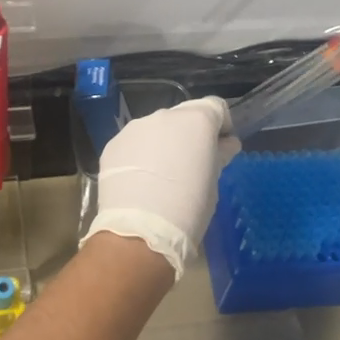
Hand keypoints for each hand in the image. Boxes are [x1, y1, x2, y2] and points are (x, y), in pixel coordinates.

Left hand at [81, 96, 239, 278]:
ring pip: (156, 130)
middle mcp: (164, 116)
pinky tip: (141, 182)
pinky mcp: (113, 145)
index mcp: (196, 120)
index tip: (220, 147)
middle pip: (183, 117)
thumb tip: (226, 143)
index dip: (221, 125)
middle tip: (191, 166)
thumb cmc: (189, 207)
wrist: (140, 232)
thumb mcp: (213, 181)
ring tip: (163, 177)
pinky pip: (134, 144)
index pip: (215, 107)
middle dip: (190, 135)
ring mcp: (135, 128)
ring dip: (163, 145)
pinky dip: (141, 156)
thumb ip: (219, 154)